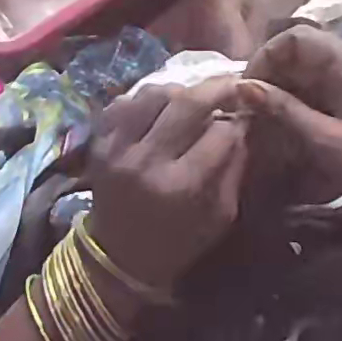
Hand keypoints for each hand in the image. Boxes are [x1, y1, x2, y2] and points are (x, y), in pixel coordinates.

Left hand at [87, 80, 247, 294]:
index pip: (220, 133)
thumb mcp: (220, 215)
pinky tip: (159, 110)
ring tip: (191, 101)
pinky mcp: (98, 142)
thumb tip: (243, 123)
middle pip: (187, 103)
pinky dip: (145, 99)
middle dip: (216, 89)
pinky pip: (124, 101)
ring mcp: (116, 148)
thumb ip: (234, 168)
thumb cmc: (177, 241)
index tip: (244, 117)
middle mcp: (146, 161)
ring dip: (179, 91)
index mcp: (180, 187)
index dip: (237, 122)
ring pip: (154, 93)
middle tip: (230, 85)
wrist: (117, 255)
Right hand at [240, 27, 341, 263]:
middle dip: (269, 82)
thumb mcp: (333, 145)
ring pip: (305, 80)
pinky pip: (318, 100)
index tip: (245, 94)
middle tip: (246, 116)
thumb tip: (242, 87)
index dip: (265, 59)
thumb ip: (287, 112)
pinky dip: (295, 114)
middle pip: (299, 58)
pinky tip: (282, 138)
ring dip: (279, 100)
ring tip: (259, 130)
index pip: (298, 39)